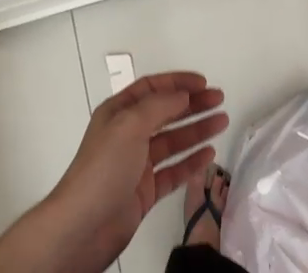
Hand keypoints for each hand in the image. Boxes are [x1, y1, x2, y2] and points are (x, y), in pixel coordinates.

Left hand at [45, 72, 227, 270]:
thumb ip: (159, 106)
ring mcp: (137, 164)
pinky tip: (209, 154)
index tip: (203, 83)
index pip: (151, 89)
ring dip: (197, 130)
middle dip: (192, 105)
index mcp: (118, 113)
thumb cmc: (104, 168)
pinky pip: (173, 172)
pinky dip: (191, 162)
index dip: (177, 83)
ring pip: (173, 142)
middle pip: (165, 113)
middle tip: (220, 100)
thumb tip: (183, 94)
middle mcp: (128, 135)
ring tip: (222, 122)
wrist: (85, 226)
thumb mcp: (129, 125)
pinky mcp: (145, 192)